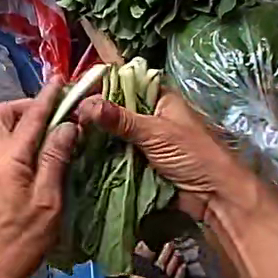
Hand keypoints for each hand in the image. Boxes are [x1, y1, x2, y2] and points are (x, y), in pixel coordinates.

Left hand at [0, 83, 78, 277]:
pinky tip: (41, 150)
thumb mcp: (48, 200)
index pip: (31, 116)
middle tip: (57, 112)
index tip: (62, 81)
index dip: (48, 96)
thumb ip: (56, 158)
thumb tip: (67, 125)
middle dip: (29, 105)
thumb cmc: (22, 240)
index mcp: (8, 157)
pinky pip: (2, 143)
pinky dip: (20, 137)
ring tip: (53, 130)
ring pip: (1, 127)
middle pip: (5, 113)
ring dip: (24, 121)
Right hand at [77, 91, 277, 228]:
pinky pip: (115, 150)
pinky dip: (100, 151)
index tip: (73, 86)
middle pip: (115, 106)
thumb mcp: (155, 132)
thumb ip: (120, 119)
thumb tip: (86, 104)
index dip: (101, 81)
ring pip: (113, 129)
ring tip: (64, 130)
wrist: (215, 196)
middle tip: (63, 112)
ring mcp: (144, 137)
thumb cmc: (194, 155)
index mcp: (159, 97)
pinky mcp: (140, 159)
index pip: (125, 80)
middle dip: (92, 109)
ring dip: (94, 132)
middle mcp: (150, 113)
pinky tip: (78, 149)